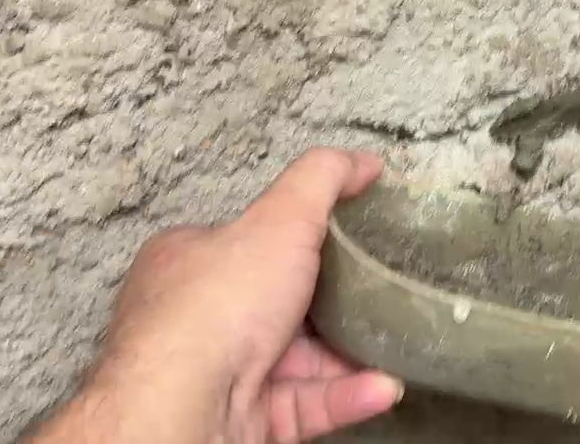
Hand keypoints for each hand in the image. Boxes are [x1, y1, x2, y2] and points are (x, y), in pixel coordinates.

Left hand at [29, 149, 403, 443]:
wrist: (185, 414)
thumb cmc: (223, 303)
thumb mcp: (284, 214)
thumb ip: (324, 177)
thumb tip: (366, 161)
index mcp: (185, 261)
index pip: (244, 239)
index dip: (294, 233)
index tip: (343, 237)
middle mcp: (189, 320)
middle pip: (274, 301)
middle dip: (330, 302)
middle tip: (375, 292)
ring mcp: (211, 379)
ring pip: (294, 359)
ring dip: (348, 353)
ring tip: (395, 342)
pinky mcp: (237, 425)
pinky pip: (300, 404)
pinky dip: (345, 394)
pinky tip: (384, 385)